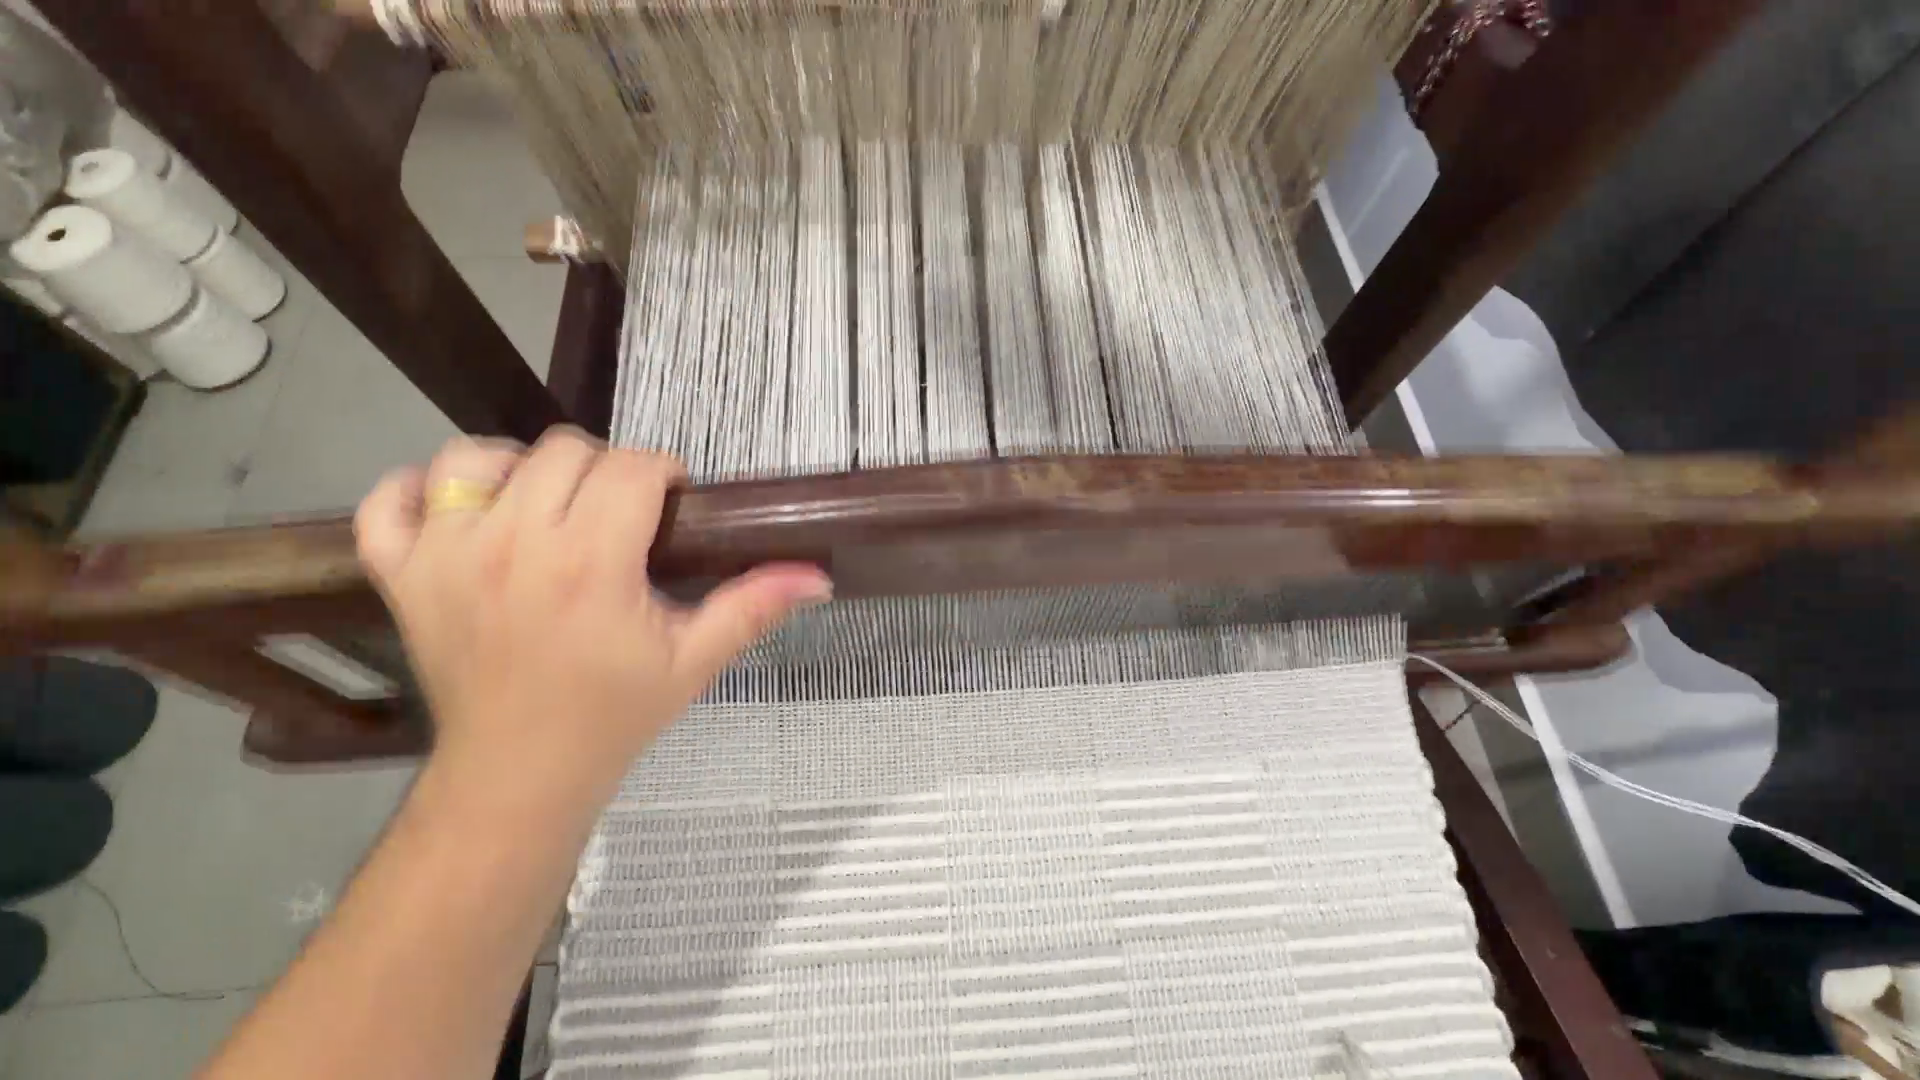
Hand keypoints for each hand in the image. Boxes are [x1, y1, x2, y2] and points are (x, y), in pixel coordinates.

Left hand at [354, 428, 831, 802]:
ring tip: (543, 508)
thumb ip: (753, 608)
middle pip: (563, 452)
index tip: (670, 502)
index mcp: (590, 563)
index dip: (662, 473)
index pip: (631, 468)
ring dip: (518, 471)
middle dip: (603, 472)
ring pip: (475, 458)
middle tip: (617, 517)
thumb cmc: (612, 714)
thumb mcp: (692, 662)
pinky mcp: (399, 574)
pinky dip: (417, 492)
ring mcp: (446, 555)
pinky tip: (460, 511)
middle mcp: (513, 543)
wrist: (518, 772)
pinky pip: (388, 501)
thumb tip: (819, 577)